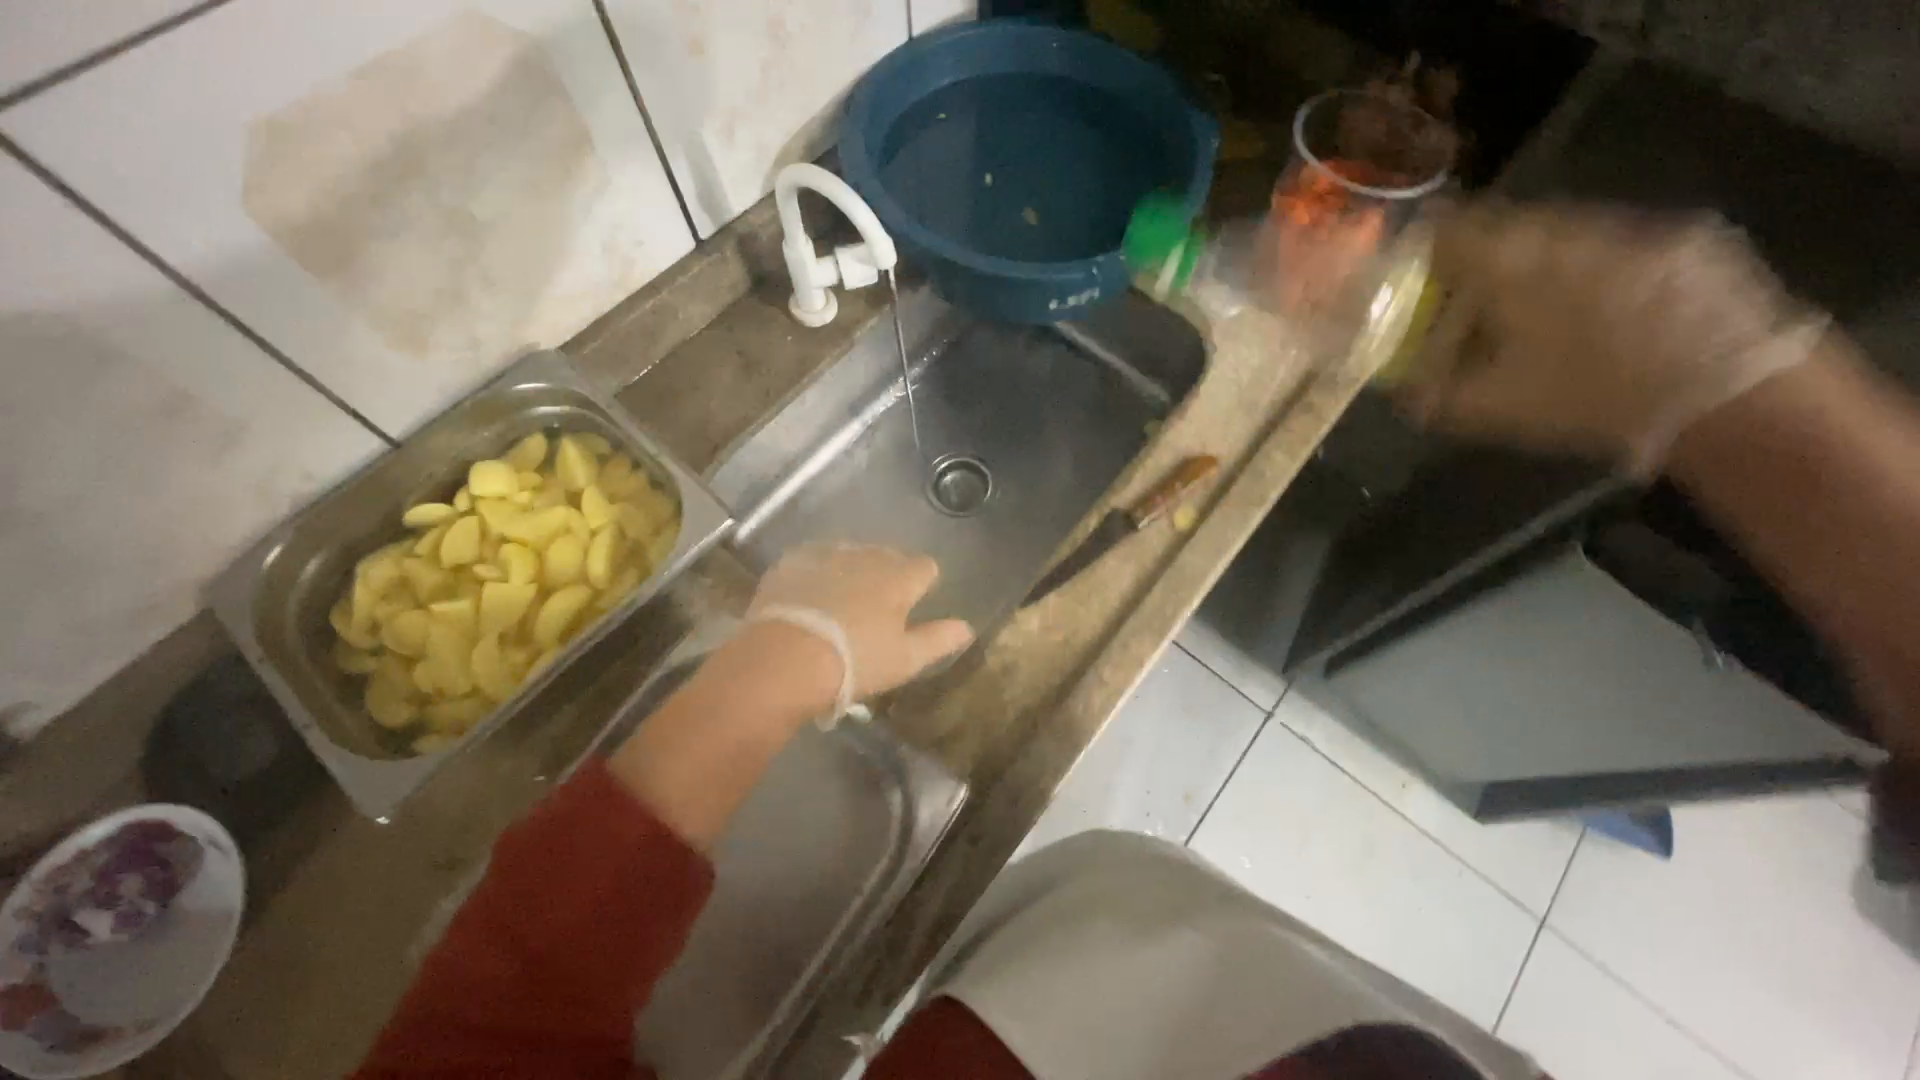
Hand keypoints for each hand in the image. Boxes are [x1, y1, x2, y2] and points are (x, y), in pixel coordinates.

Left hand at [608, 544, 970, 849]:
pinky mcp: (790, 563)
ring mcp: (825, 555)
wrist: (785, 659)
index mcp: (899, 578)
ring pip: (849, 553)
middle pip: (887, 555)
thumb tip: (967, 628)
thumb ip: (939, 640)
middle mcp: (866, 557)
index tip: (915, 602)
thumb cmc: (855, 663)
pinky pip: (812, 558)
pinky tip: (809, 593)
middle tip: (878, 606)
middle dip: (888, 573)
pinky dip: (817, 571)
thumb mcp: (904, 660)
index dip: (923, 583)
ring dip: (852, 568)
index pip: (925, 567)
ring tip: (843, 598)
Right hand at [1400, 202, 1819, 471]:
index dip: (1424, 246)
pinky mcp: (1684, 241)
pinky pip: (1616, 246)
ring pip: (1563, 235)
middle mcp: (1565, 229)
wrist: (1730, 393)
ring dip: (1541, 262)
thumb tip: (1402, 392)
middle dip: (1484, 259)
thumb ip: (1435, 395)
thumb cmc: (1589, 395)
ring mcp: (1629, 229)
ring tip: (1538, 307)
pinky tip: (1601, 311)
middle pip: (1506, 228)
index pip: (1448, 229)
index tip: (1415, 269)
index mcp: (1510, 262)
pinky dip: (1594, 270)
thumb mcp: (1494, 407)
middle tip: (1473, 296)